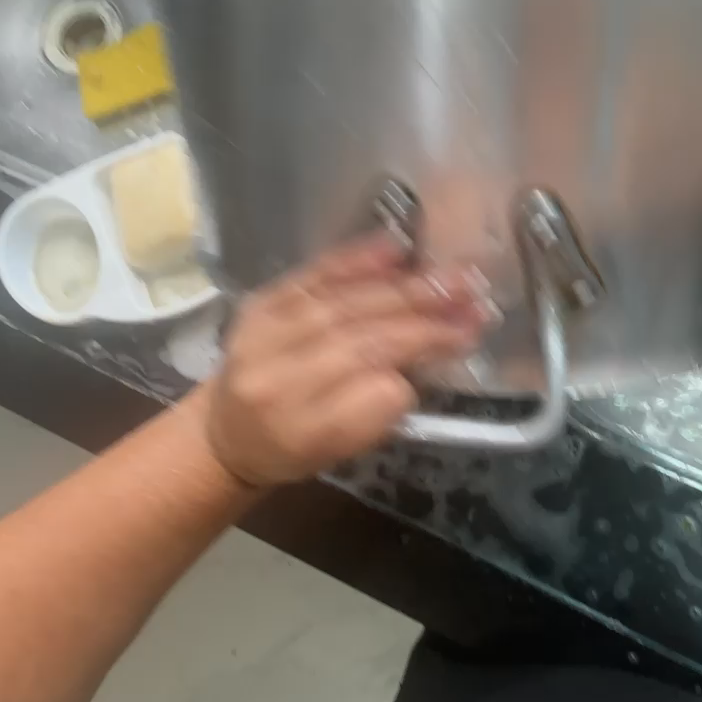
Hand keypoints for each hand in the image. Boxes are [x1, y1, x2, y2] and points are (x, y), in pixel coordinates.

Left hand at [196, 235, 487, 487]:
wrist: (225, 430)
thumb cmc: (292, 450)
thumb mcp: (338, 452)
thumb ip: (374, 416)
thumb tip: (416, 367)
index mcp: (300, 433)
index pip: (368, 399)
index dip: (419, 372)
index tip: (461, 348)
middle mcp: (276, 382)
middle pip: (360, 343)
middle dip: (424, 322)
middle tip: (475, 304)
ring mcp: (263, 336)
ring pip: (344, 305)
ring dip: (406, 289)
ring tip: (455, 279)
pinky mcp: (260, 304)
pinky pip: (314, 276)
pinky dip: (358, 260)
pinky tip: (398, 249)